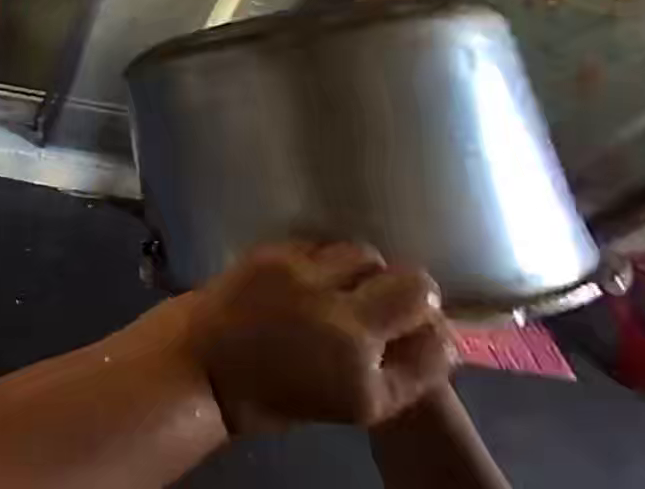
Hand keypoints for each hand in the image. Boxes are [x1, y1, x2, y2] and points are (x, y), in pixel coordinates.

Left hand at [183, 241, 456, 433]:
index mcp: (363, 381)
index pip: (436, 346)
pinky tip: (313, 274)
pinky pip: (324, 245)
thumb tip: (429, 329)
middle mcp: (342, 326)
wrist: (207, 362)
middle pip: (414, 286)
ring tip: (346, 282)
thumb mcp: (348, 400)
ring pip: (366, 254)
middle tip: (391, 297)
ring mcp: (307, 281)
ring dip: (365, 268)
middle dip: (413, 290)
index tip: (423, 325)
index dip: (437, 330)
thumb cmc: (278, 391)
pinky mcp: (278, 252)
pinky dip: (329, 258)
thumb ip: (393, 366)